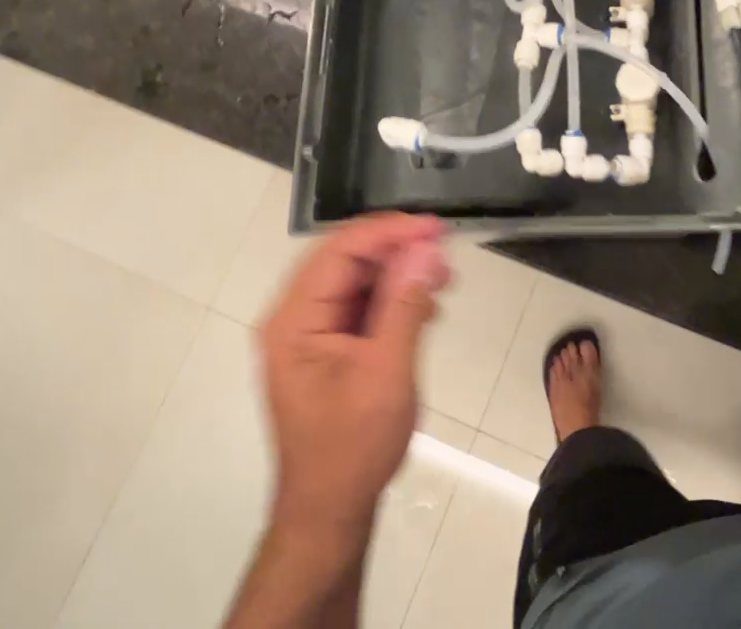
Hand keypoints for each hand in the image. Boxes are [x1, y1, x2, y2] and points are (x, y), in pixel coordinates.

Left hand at [259, 213, 449, 531]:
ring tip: (443, 282)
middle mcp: (295, 319)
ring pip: (357, 283)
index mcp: (294, 319)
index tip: (438, 229)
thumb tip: (426, 250)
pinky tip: (425, 310)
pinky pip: (361, 309)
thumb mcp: (386, 371)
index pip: (340, 250)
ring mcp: (310, 336)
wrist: (330, 510)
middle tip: (446, 257)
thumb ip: (405, 305)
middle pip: (347, 262)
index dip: (390, 231)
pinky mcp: (329, 351)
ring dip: (400, 276)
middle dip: (398, 252)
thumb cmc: (353, 445)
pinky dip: (394, 302)